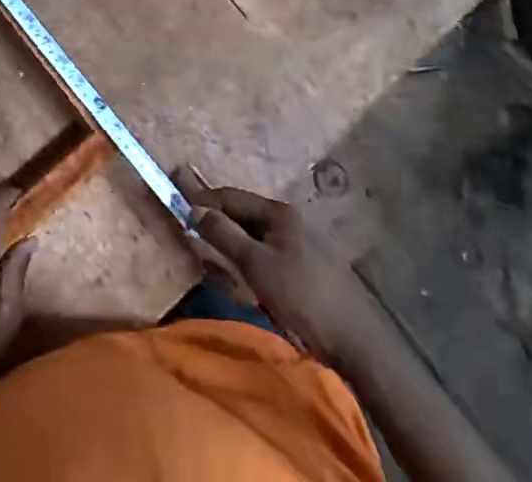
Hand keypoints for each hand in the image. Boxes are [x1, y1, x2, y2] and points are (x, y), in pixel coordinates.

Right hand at [174, 166, 388, 369]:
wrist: (355, 337)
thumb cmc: (302, 296)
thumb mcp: (256, 265)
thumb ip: (224, 234)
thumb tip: (195, 208)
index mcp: (279, 213)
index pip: (231, 197)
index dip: (203, 198)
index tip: (176, 194)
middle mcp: (292, 219)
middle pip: (244, 213)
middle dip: (217, 216)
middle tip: (188, 220)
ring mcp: (304, 242)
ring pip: (257, 234)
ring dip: (233, 238)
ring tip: (210, 244)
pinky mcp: (310, 266)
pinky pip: (270, 252)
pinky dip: (250, 256)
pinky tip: (244, 271)